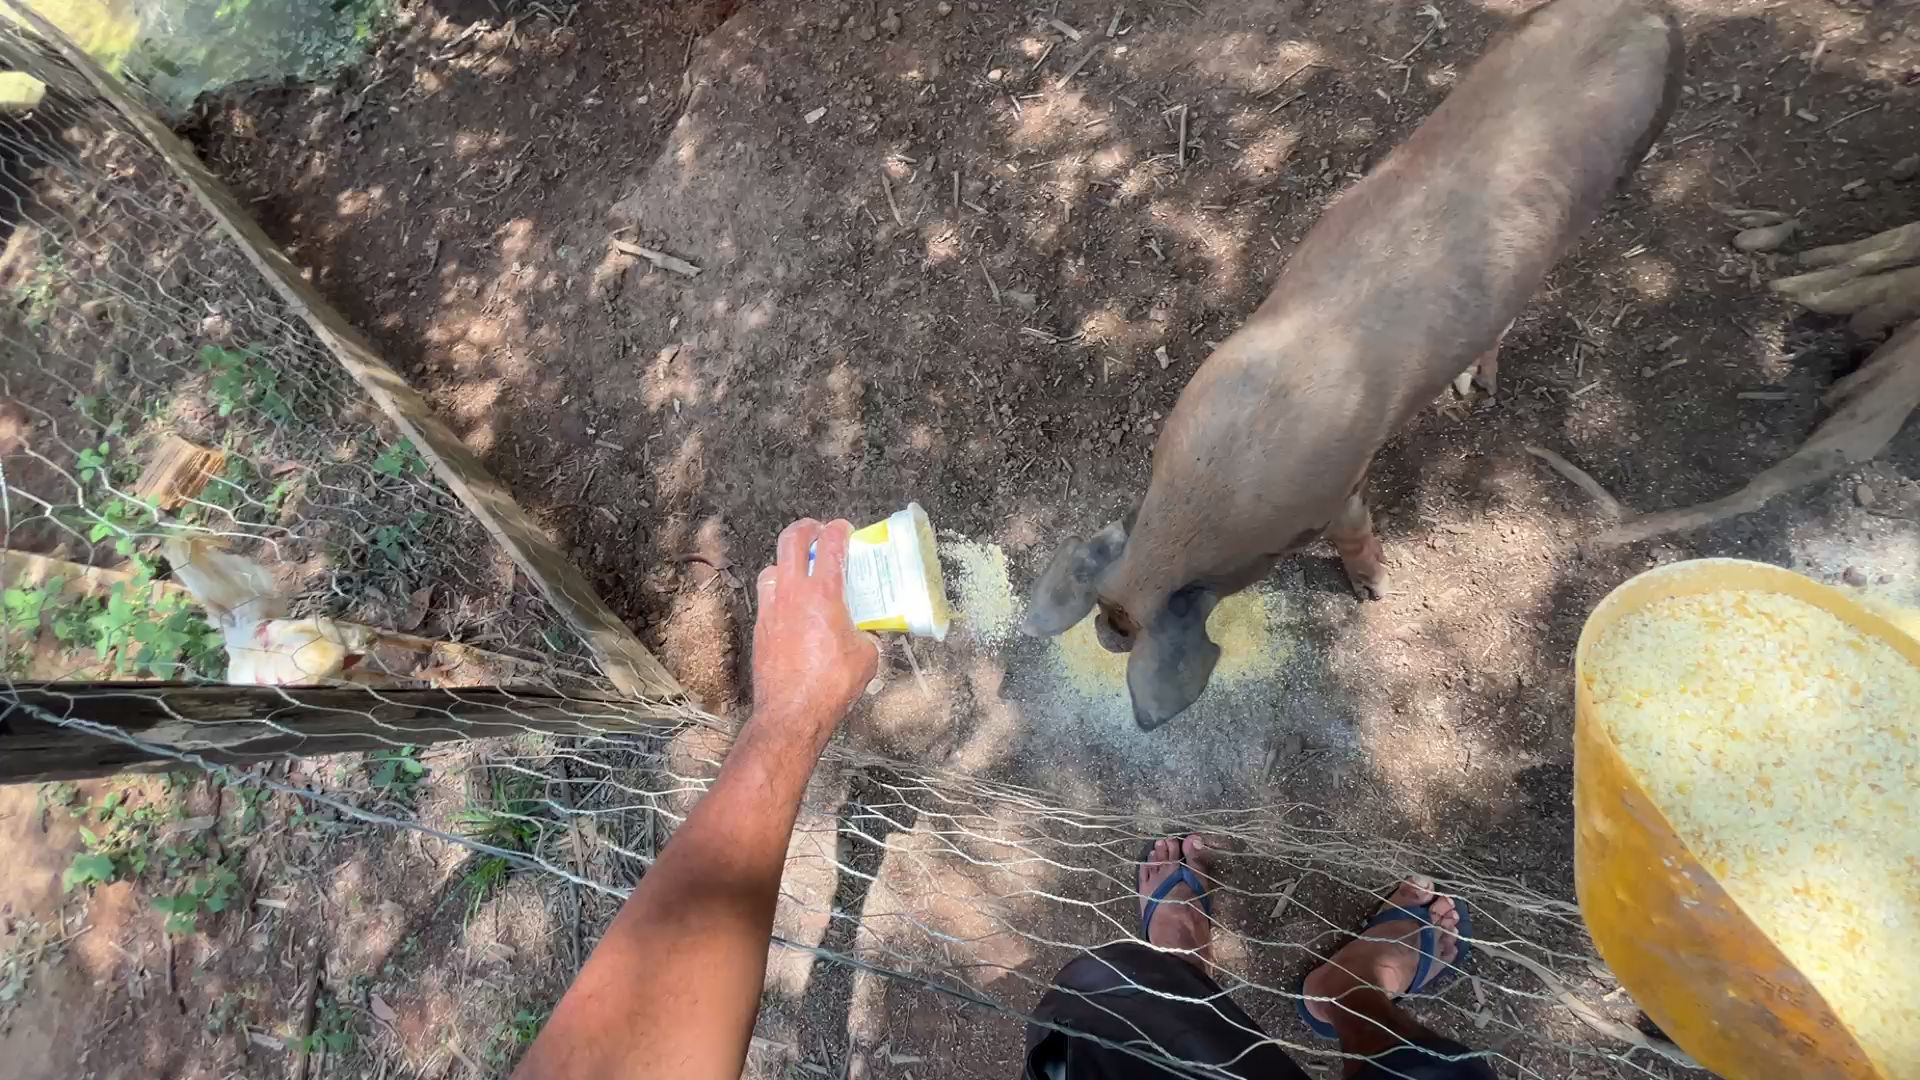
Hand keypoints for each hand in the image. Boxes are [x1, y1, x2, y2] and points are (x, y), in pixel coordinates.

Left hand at [750, 519, 879, 744]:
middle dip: (807, 528)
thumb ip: (865, 633)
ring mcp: (772, 608)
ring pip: (773, 566)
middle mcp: (793, 593)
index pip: (831, 545)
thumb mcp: (866, 655)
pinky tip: (792, 605)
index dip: (840, 529)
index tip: (845, 529)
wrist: (792, 713)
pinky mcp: (761, 627)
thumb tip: (864, 632)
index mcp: (824, 594)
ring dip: (788, 561)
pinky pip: (767, 595)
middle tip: (819, 531)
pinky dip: (779, 590)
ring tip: (802, 570)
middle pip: (792, 540)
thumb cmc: (831, 685)